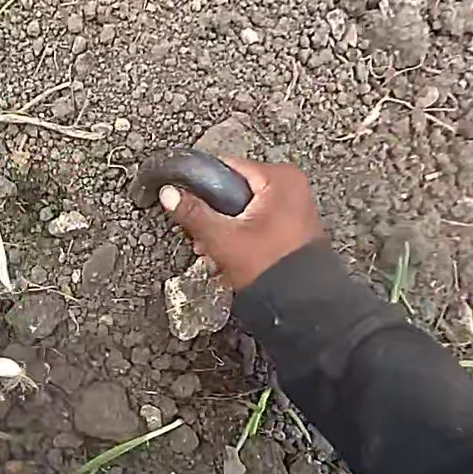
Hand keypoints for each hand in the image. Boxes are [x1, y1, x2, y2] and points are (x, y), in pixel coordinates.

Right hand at [158, 157, 324, 289]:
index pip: (227, 167)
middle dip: (213, 215)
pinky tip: (228, 257)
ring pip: (243, 209)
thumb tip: (170, 194)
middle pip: (234, 190)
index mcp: (279, 178)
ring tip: (213, 251)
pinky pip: (257, 223)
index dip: (202, 186)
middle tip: (202, 237)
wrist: (302, 306)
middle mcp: (291, 187)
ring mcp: (293, 207)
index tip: (187, 203)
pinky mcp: (291, 227)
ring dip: (224, 230)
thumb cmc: (273, 268)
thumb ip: (193, 213)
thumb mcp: (223, 238)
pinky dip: (240, 237)